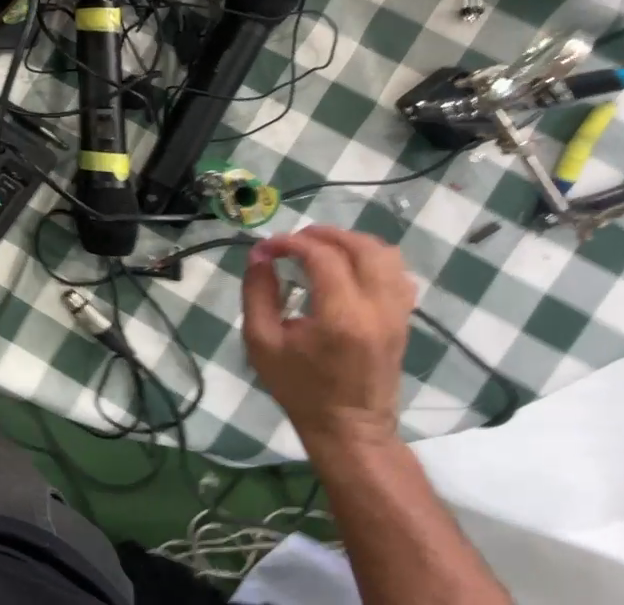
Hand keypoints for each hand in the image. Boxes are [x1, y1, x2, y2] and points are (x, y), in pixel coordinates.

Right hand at [243, 227, 415, 452]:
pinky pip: (397, 276)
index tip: (264, 248)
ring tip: (318, 248)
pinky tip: (345, 268)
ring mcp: (397, 316)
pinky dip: (370, 261)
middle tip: (293, 240)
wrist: (349, 426)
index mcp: (340, 316)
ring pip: (388, 258)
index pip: (323, 257)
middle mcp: (376, 311)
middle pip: (364, 249)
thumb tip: (259, 256)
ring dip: (351, 244)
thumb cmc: (298, 385)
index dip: (290, 242)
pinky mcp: (402, 322)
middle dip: (326, 234)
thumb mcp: (260, 339)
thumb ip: (258, 292)